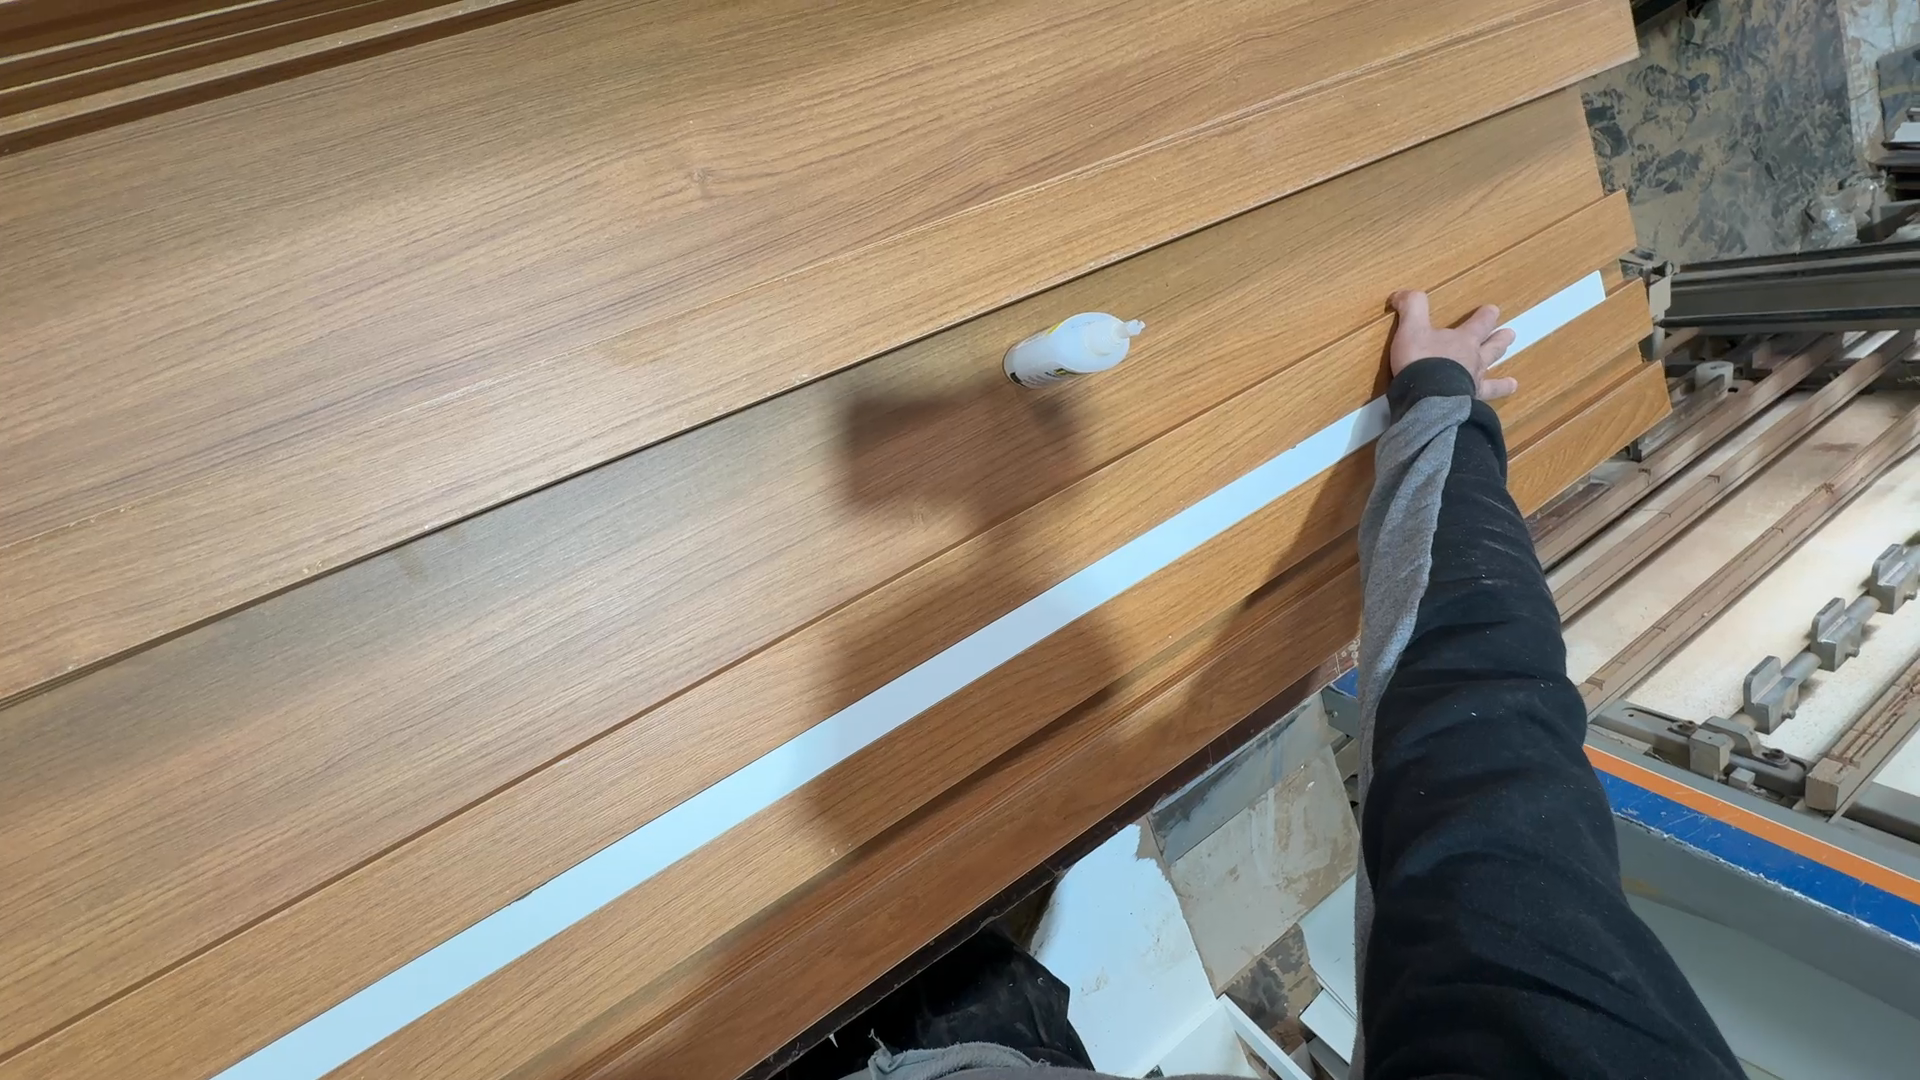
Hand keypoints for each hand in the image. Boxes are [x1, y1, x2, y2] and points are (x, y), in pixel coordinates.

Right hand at [1388, 290, 1517, 400]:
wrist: (1426, 395)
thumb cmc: (1421, 359)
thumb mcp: (1411, 328)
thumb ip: (1411, 307)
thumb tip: (1401, 293)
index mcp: (1464, 339)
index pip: (1480, 322)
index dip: (1485, 315)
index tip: (1492, 309)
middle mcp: (1474, 359)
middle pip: (1493, 347)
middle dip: (1500, 340)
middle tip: (1509, 335)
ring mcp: (1473, 383)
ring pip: (1492, 378)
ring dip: (1502, 380)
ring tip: (1512, 383)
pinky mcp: (1468, 403)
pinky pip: (1482, 404)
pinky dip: (1487, 406)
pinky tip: (1490, 412)